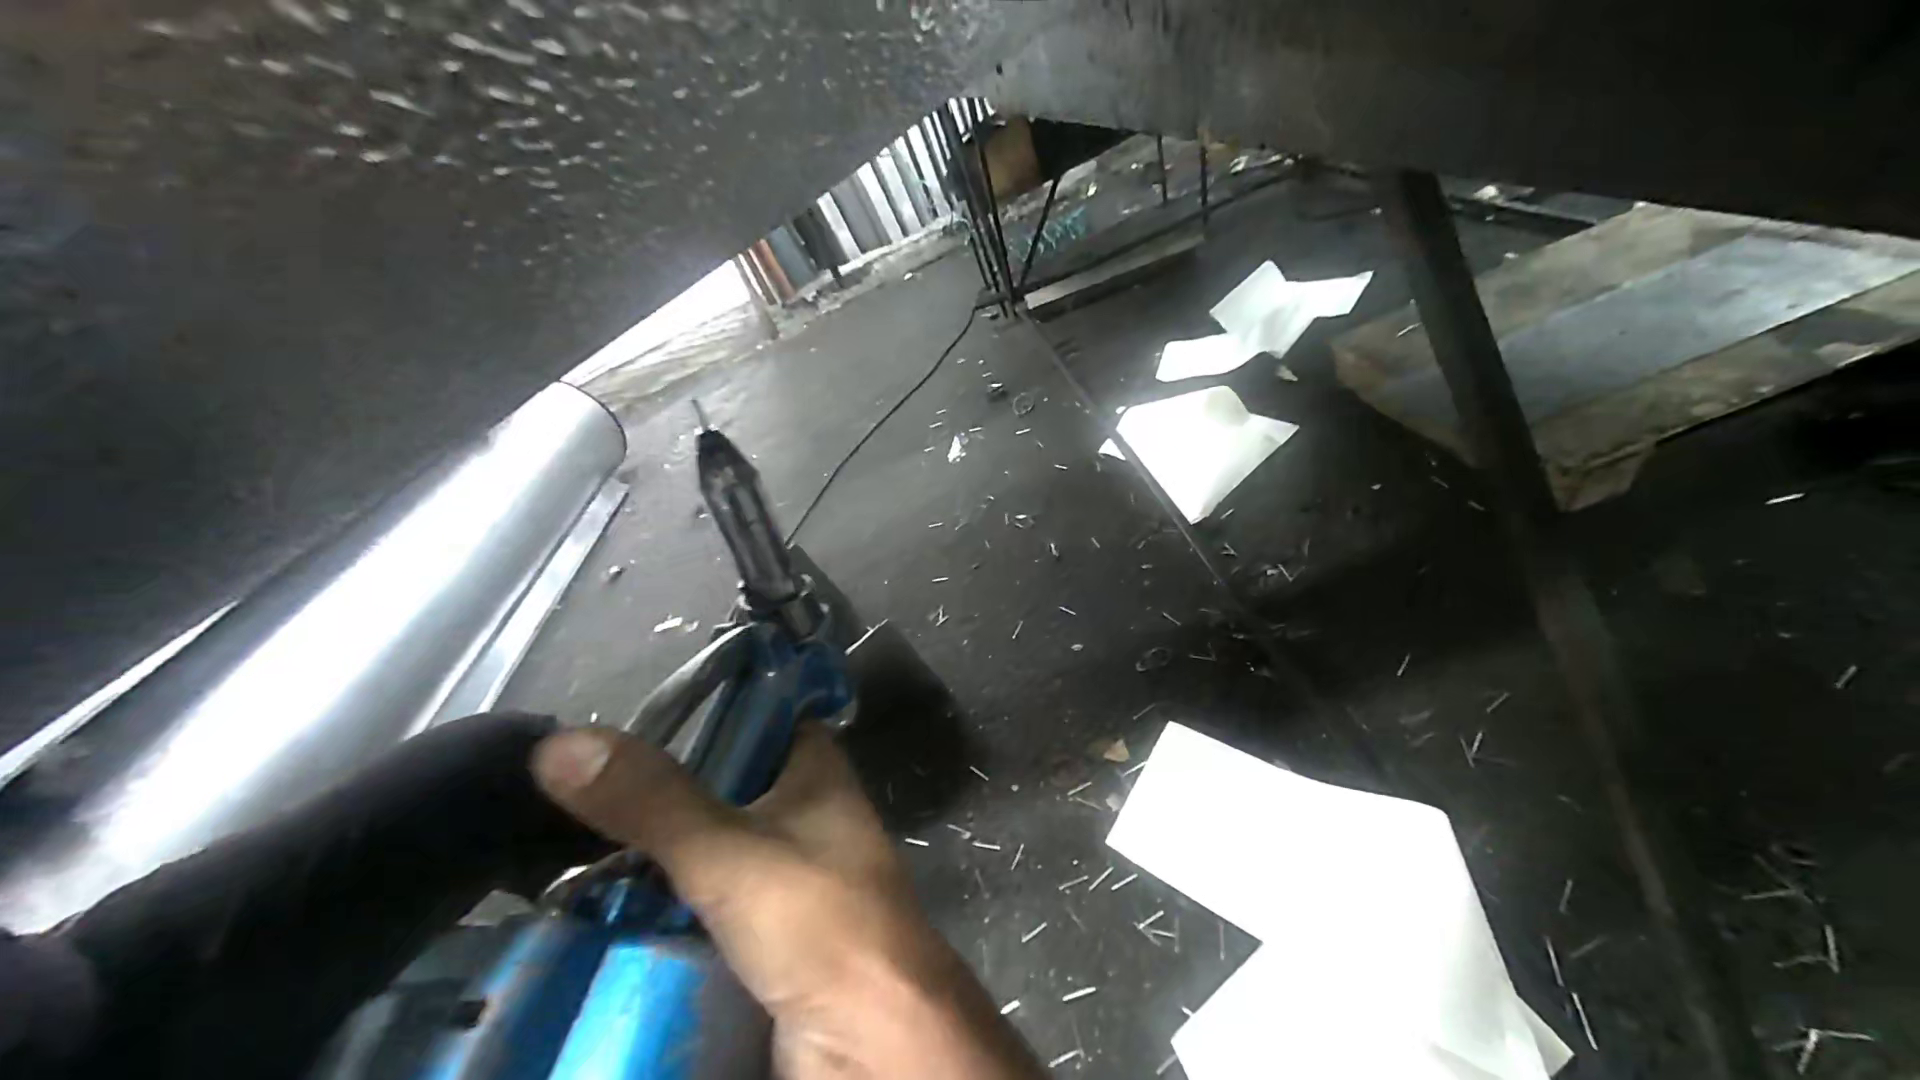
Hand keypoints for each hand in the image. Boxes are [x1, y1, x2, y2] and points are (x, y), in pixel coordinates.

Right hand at [532, 724, 1043, 1079]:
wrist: (872, 1044)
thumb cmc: (819, 922)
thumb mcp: (729, 853)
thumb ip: (652, 801)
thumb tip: (560, 744)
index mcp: (816, 771)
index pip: (762, 715)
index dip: (707, 709)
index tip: (633, 715)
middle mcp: (806, 812)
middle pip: (726, 783)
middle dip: (661, 789)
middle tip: (578, 786)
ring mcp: (787, 874)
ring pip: (711, 845)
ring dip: (656, 850)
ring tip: (570, 841)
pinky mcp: (767, 932)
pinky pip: (705, 900)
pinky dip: (664, 899)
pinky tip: (602, 902)